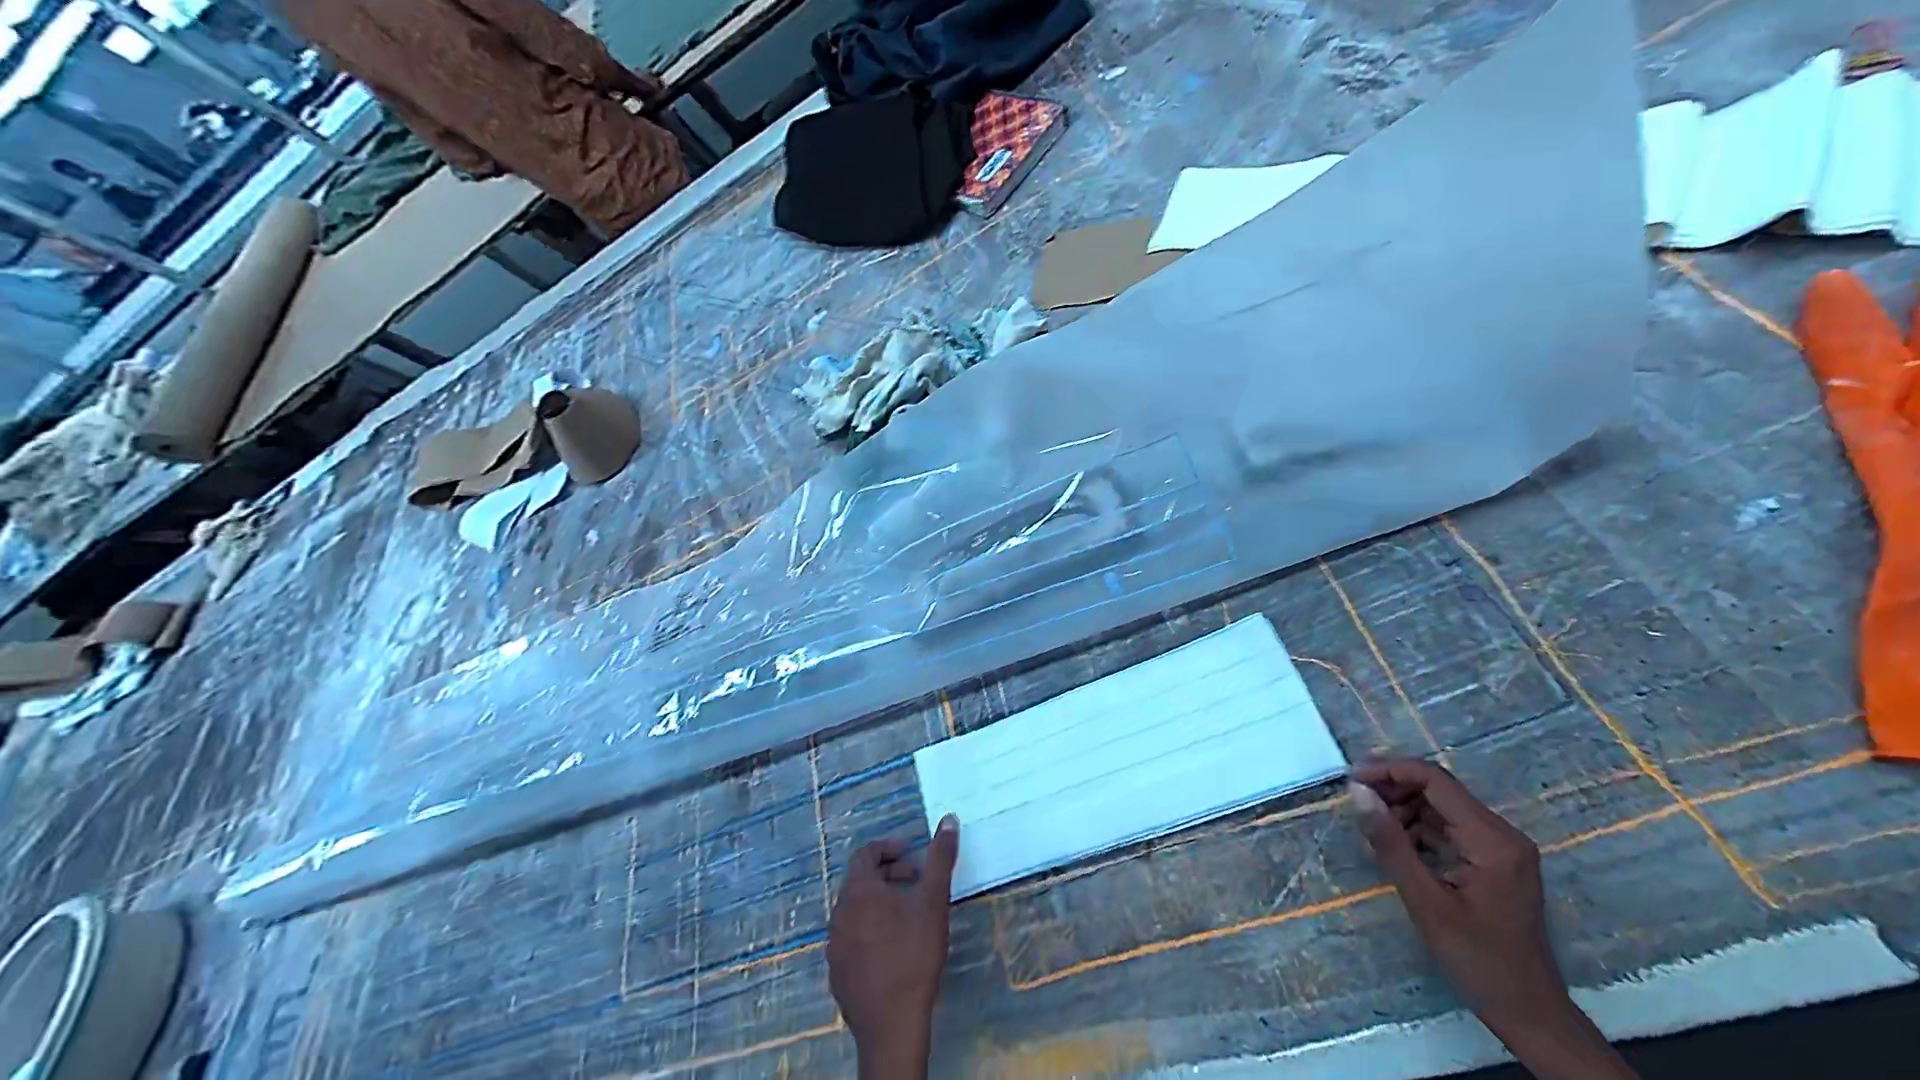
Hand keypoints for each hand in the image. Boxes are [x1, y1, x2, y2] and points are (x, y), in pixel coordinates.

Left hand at [828, 815, 959, 1079]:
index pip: (865, 853)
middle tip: (916, 881)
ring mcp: (834, 943)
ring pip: (855, 909)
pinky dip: (870, 930)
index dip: (889, 848)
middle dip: (889, 874)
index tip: (911, 852)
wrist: (891, 1022)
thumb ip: (940, 857)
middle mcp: (839, 911)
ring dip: (879, 902)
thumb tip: (949, 819)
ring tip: (907, 913)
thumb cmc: (914, 953)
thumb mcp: (933, 899)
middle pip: (860, 880)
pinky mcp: (837, 971)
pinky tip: (893, 947)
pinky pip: (851, 937)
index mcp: (859, 890)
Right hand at [1351, 760, 1636, 1079]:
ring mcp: (1501, 848)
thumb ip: (1390, 842)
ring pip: (1441, 807)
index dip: (1390, 771)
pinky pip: (1449, 828)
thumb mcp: (1424, 900)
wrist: (1527, 1012)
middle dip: (1394, 789)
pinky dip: (1418, 829)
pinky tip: (1396, 847)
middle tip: (1356, 805)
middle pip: (1439, 790)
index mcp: (1493, 841)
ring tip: (1373, 831)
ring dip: (1404, 810)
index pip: (1436, 781)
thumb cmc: (1477, 959)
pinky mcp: (1494, 861)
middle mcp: (1503, 835)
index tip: (1351, 780)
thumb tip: (1358, 792)